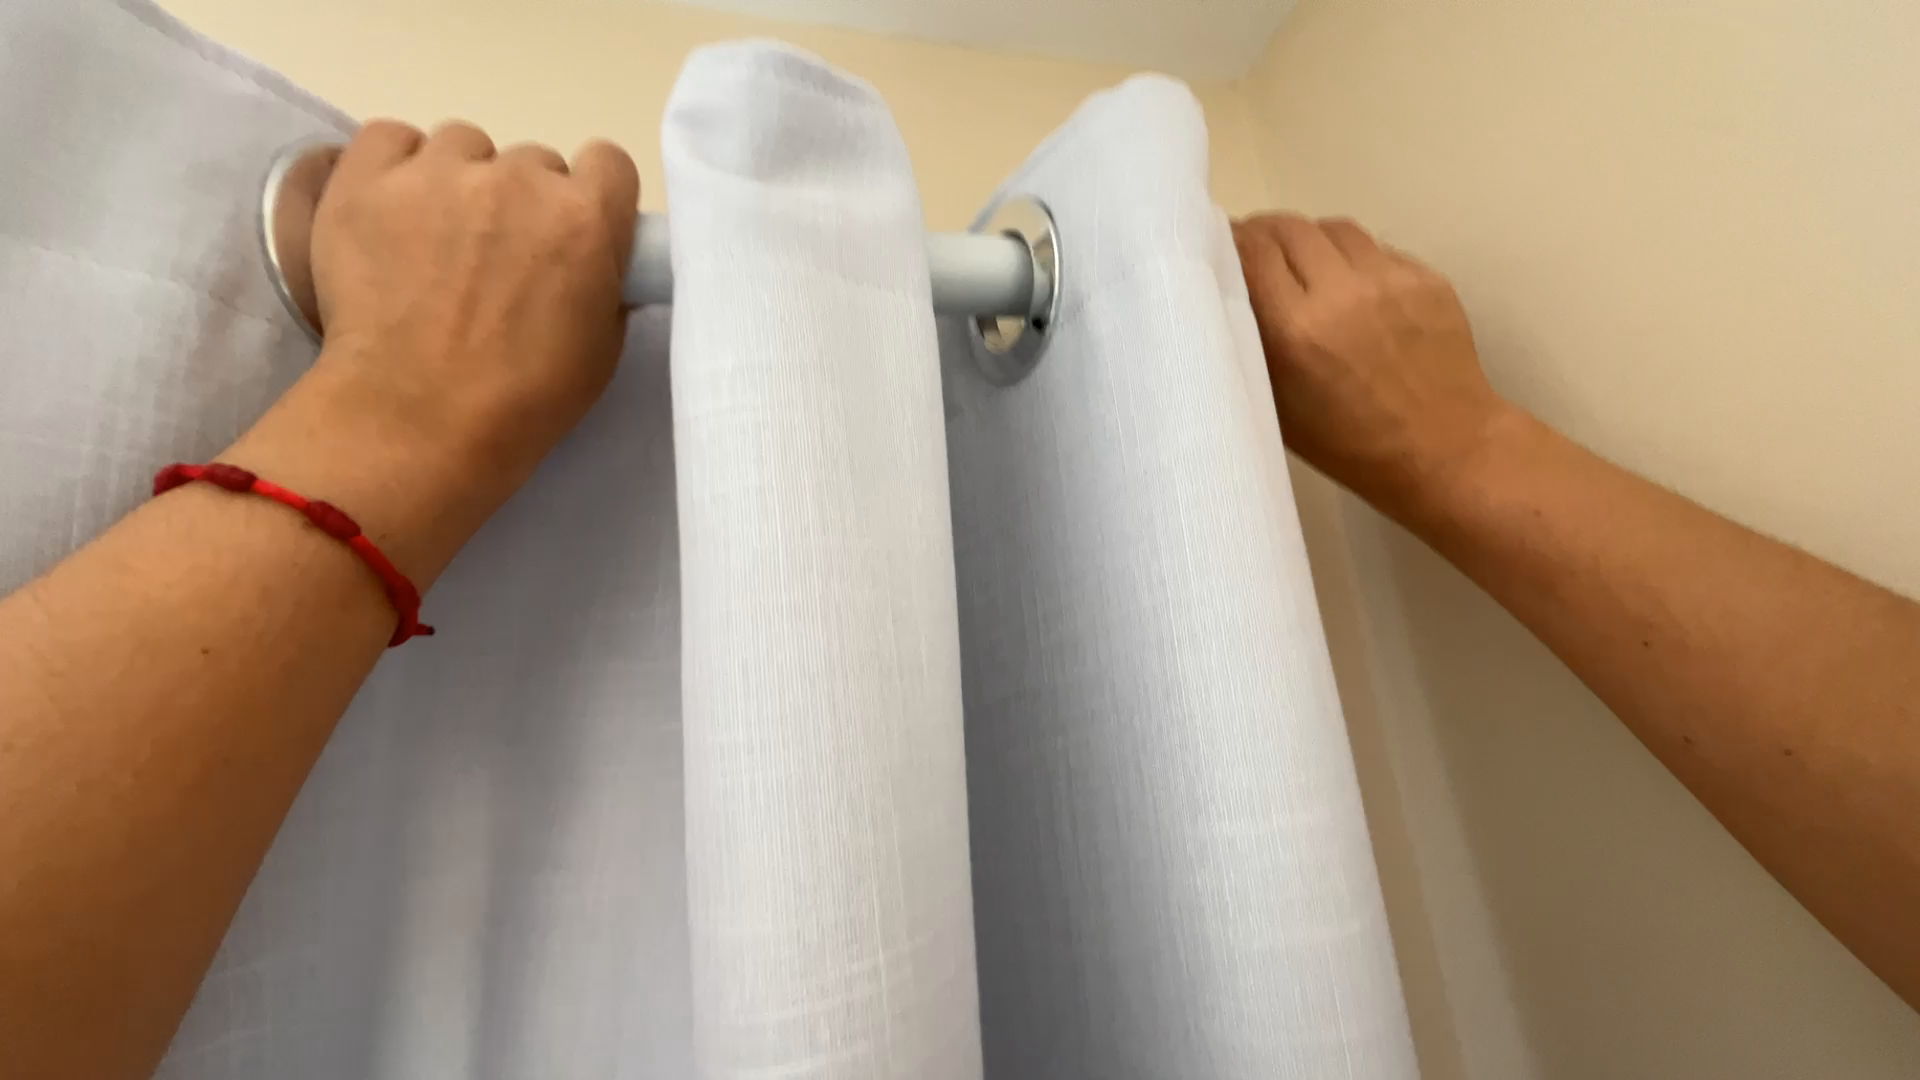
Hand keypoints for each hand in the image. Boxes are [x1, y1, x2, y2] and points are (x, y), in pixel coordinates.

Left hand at [229, 121, 639, 581]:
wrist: (424, 416)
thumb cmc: (531, 395)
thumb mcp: (605, 345)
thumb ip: (604, 281)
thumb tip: (592, 259)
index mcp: (588, 221)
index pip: (611, 163)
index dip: (600, 195)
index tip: (585, 228)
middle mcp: (520, 179)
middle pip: (537, 162)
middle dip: (531, 202)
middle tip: (510, 256)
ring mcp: (438, 172)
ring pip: (467, 146)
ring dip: (468, 183)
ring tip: (447, 238)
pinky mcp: (365, 177)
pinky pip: (393, 139)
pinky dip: (403, 167)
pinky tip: (402, 212)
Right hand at [1233, 214, 1514, 518]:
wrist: (1439, 447)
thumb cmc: (1342, 442)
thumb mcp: (1276, 403)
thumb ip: (1253, 345)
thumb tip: (1234, 297)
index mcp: (1296, 331)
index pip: (1253, 253)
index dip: (1231, 240)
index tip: (1216, 243)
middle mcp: (1341, 293)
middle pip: (1290, 229)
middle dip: (1262, 232)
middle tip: (1248, 246)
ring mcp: (1390, 280)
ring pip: (1333, 229)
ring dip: (1305, 237)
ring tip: (1294, 258)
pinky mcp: (1426, 277)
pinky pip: (1374, 248)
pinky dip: (1347, 257)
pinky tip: (1343, 284)